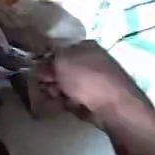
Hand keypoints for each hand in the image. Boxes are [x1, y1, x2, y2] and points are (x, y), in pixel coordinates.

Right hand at [35, 42, 154, 143]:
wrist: (115, 107)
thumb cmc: (87, 79)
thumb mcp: (61, 62)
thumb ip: (47, 61)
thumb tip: (39, 65)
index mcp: (85, 46)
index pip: (58, 50)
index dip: (46, 61)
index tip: (38, 71)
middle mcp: (90, 61)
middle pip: (60, 69)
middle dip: (51, 79)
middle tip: (49, 86)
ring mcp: (93, 80)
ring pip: (65, 85)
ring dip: (58, 92)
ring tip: (61, 98)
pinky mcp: (94, 98)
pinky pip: (73, 98)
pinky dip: (69, 102)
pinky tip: (71, 106)